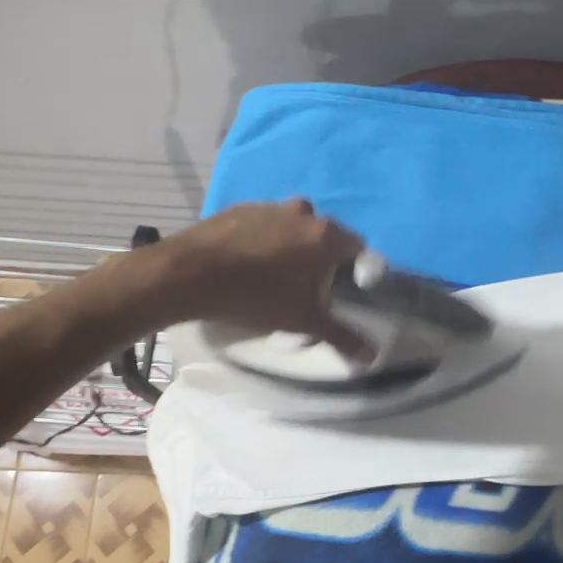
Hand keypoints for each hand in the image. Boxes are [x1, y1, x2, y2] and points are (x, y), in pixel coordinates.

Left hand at [153, 199, 372, 358]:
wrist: (191, 274)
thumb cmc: (257, 296)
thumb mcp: (303, 322)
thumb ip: (341, 336)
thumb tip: (371, 356)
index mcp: (326, 235)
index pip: (357, 247)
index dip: (354, 269)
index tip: (341, 290)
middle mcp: (303, 213)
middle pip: (324, 235)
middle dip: (321, 258)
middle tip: (308, 287)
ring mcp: (270, 206)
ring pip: (293, 227)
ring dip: (291, 246)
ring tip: (275, 276)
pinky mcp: (241, 208)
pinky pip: (264, 225)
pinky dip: (263, 240)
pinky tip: (248, 265)